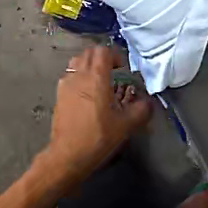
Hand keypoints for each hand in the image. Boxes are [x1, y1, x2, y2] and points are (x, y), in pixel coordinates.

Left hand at [37, 45, 153, 184]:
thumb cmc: (98, 137)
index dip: (115, 55)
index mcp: (96, 78)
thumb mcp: (126, 124)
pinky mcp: (59, 95)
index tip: (123, 69)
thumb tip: (148, 101)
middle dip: (103, 57)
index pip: (103, 51)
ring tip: (99, 79)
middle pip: (89, 52)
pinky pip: (69, 75)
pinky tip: (87, 93)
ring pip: (77, 62)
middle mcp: (79, 76)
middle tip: (114, 71)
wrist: (67, 156)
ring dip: (89, 65)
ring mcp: (66, 85)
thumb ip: (141, 109)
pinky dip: (79, 76)